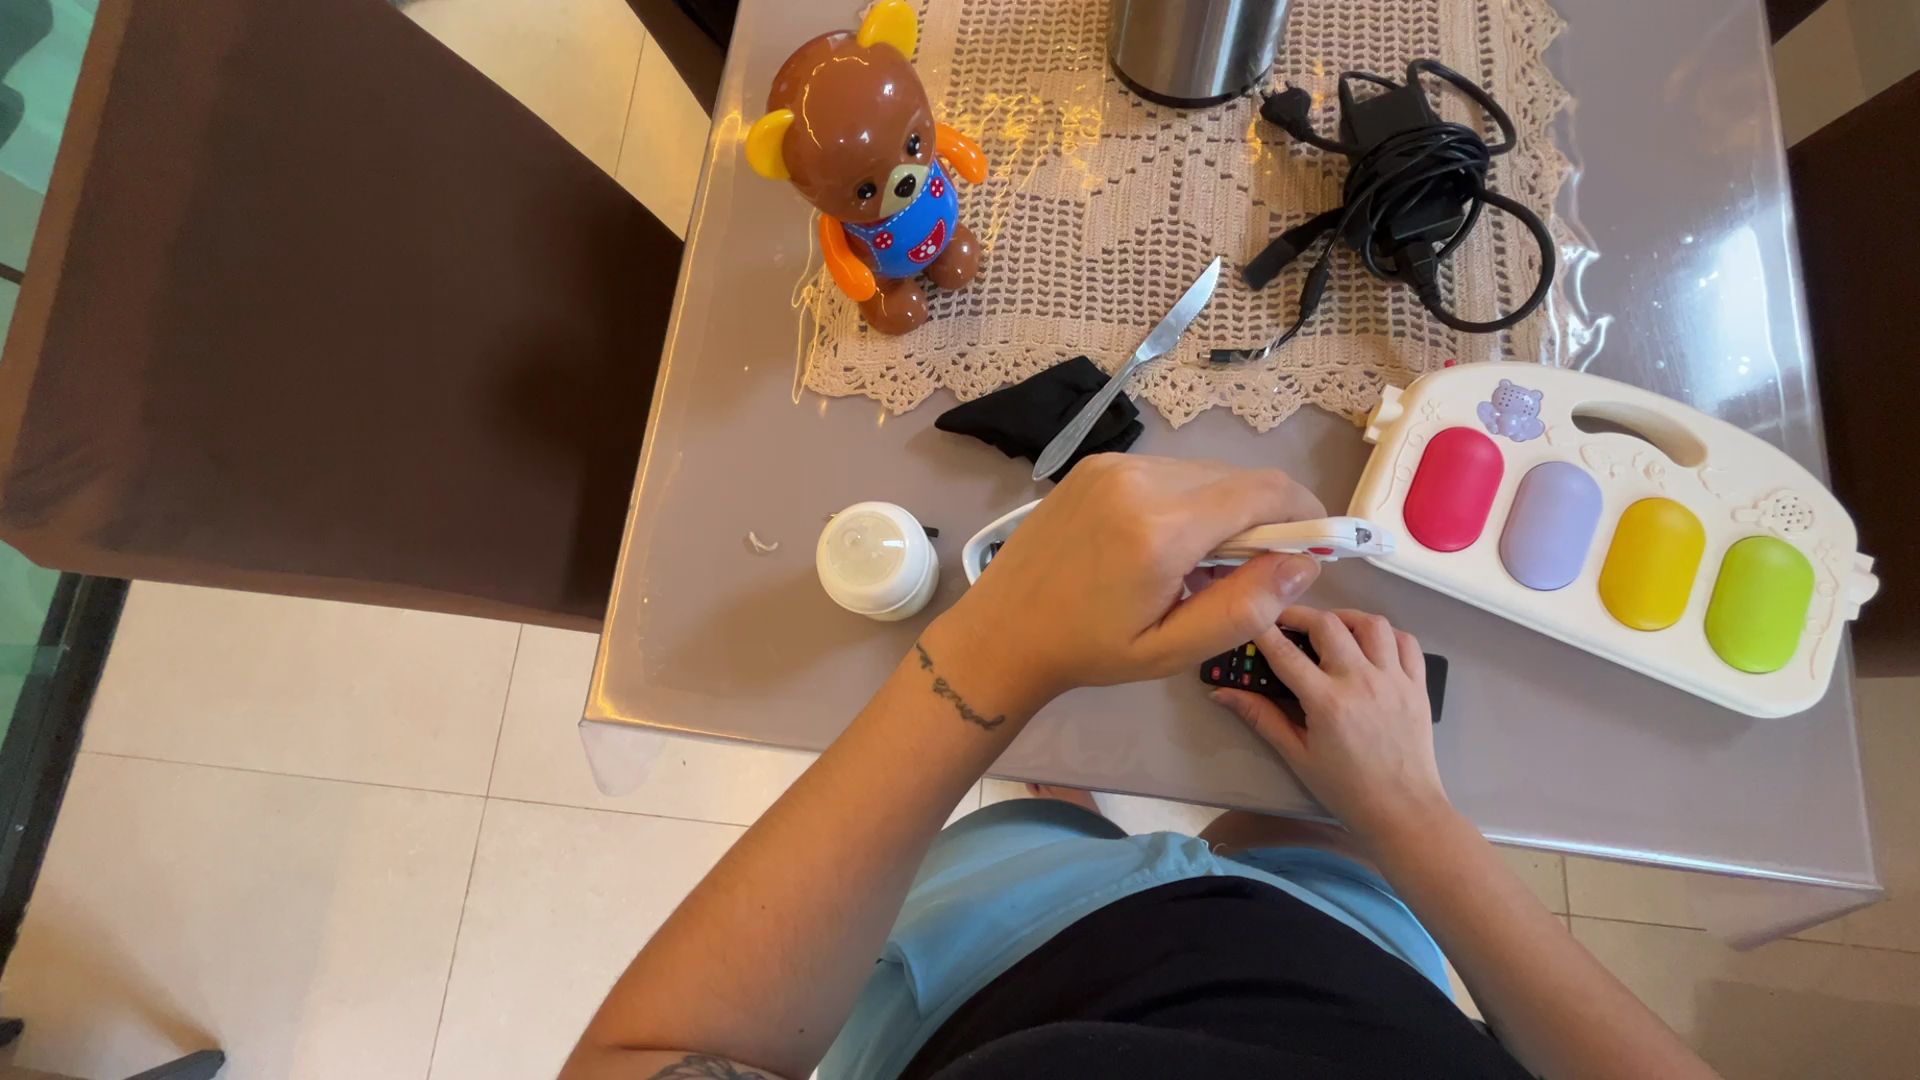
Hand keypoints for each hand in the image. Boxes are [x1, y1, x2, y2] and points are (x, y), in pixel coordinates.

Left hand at [927, 455, 1324, 712]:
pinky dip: (1182, 499)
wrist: (1003, 629)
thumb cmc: (1088, 650)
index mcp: (1160, 528)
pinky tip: (1159, 542)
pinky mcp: (1093, 465)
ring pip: (1202, 472)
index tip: (1312, 547)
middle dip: (1260, 519)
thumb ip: (1245, 607)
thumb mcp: (1171, 649)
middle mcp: (1138, 479)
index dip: (1304, 513)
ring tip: (1193, 563)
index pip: (1265, 491)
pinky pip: (1165, 471)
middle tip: (1244, 571)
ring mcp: (1111, 466)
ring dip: (1219, 509)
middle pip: (1237, 479)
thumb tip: (1305, 563)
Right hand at [1210, 606, 1449, 847]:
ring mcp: (1394, 680)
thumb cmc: (1345, 788)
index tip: (1249, 620)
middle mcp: (1361, 682)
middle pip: (1327, 624)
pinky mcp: (1417, 685)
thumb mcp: (1296, 754)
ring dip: (1344, 617)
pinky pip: (1406, 642)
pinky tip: (1367, 643)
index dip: (1261, 630)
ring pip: (1370, 624)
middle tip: (1284, 621)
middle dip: (1299, 615)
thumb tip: (1221, 694)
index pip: (1285, 652)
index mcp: (1327, 702)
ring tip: (1328, 627)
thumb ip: (1260, 716)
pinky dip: (1384, 634)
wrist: (1404, 812)